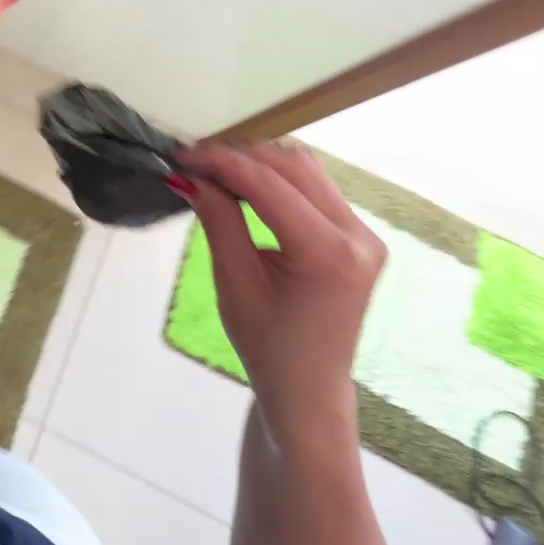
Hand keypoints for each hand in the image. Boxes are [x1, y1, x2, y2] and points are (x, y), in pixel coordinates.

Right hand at [174, 142, 385, 459]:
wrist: (308, 388)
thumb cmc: (266, 345)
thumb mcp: (234, 280)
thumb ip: (217, 218)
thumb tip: (189, 174)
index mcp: (329, 253)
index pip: (268, 184)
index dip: (220, 162)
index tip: (179, 156)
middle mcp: (358, 235)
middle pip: (293, 166)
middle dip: (239, 156)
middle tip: (193, 162)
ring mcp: (364, 233)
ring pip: (306, 170)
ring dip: (258, 162)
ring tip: (214, 171)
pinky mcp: (358, 235)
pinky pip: (314, 187)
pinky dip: (275, 178)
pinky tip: (243, 185)